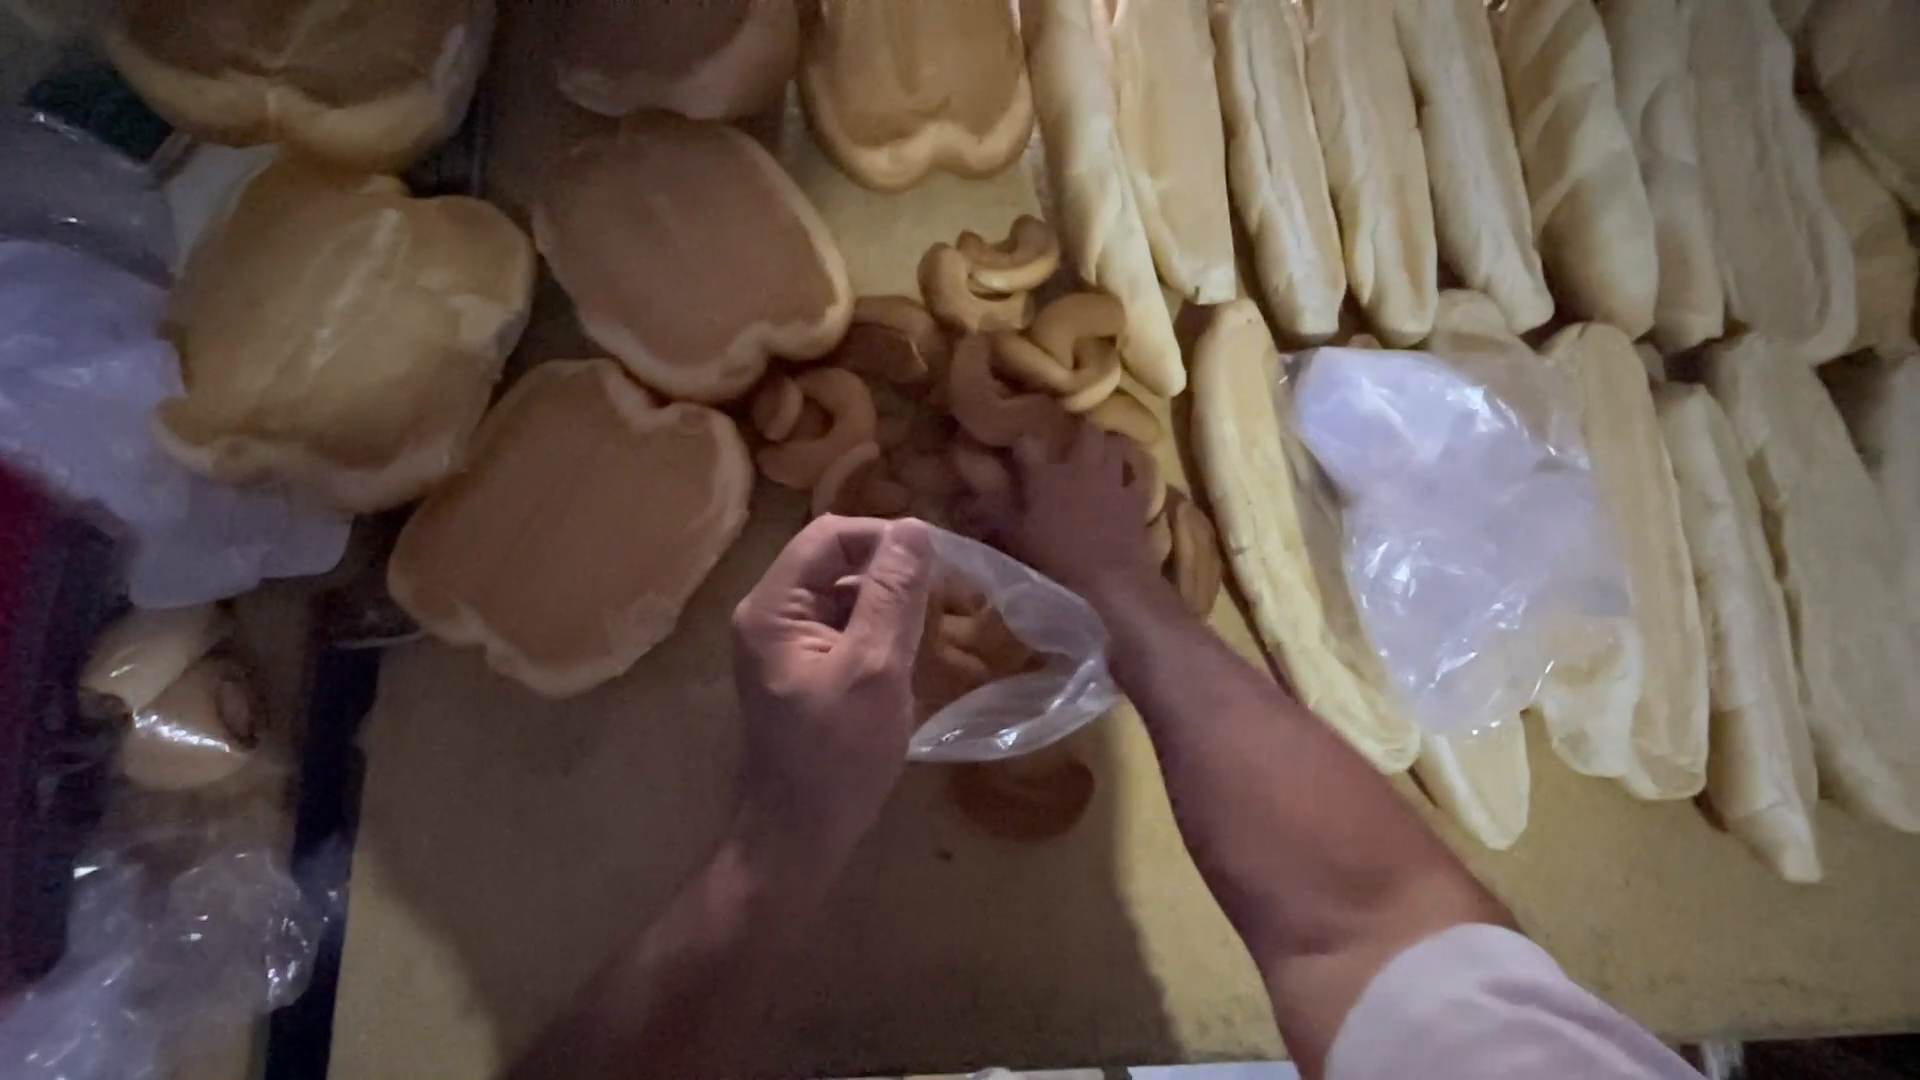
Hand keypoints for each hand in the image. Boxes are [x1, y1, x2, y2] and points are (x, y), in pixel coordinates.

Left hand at [730, 515, 934, 868]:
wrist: (800, 837)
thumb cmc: (837, 757)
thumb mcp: (874, 669)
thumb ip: (893, 594)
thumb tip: (916, 528)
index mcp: (773, 607)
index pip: (830, 536)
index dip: (884, 537)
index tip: (938, 560)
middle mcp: (771, 614)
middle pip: (836, 562)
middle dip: (892, 572)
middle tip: (948, 594)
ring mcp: (785, 642)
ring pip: (845, 594)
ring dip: (891, 602)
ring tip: (938, 624)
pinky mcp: (804, 666)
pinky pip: (845, 627)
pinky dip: (881, 630)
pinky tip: (912, 652)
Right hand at [972, 420, 1160, 602]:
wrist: (1108, 581)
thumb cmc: (1053, 562)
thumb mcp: (1015, 539)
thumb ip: (996, 513)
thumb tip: (972, 496)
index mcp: (1045, 476)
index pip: (1029, 443)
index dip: (1023, 442)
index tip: (1019, 447)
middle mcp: (1080, 468)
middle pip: (1085, 431)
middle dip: (1078, 431)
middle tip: (1071, 441)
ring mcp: (1113, 481)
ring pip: (1115, 444)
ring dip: (1107, 445)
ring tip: (1100, 453)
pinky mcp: (1136, 499)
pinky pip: (1139, 474)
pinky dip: (1133, 471)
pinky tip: (1128, 475)